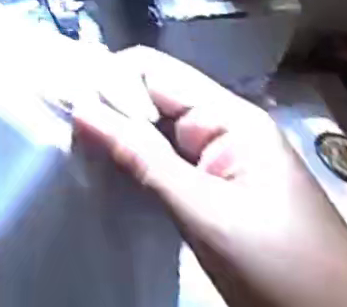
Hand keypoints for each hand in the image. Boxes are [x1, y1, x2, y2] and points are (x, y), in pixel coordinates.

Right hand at [72, 47, 346, 306]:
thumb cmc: (285, 276)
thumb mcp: (205, 216)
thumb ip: (141, 158)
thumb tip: (81, 106)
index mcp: (228, 116)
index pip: (152, 71)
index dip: (107, 81)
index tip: (64, 105)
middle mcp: (224, 126)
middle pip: (153, 95)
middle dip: (109, 106)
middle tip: (61, 128)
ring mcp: (225, 159)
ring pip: (158, 129)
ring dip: (121, 136)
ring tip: (75, 150)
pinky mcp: (223, 191)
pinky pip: (170, 161)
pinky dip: (140, 164)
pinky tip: (111, 177)